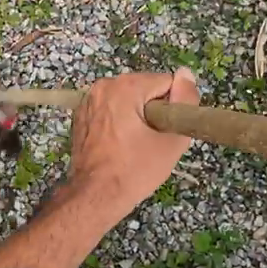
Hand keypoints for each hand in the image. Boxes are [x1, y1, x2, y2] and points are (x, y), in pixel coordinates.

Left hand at [66, 69, 199, 214]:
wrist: (95, 195)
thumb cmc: (135, 169)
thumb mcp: (171, 140)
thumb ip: (184, 103)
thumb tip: (186, 73)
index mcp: (124, 86)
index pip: (166, 83)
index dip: (173, 108)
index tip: (166, 132)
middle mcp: (102, 86)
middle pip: (145, 89)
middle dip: (154, 111)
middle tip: (153, 141)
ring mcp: (88, 100)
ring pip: (127, 100)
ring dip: (137, 116)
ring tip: (136, 144)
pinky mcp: (80, 115)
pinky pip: (110, 110)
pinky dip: (119, 122)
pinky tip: (119, 145)